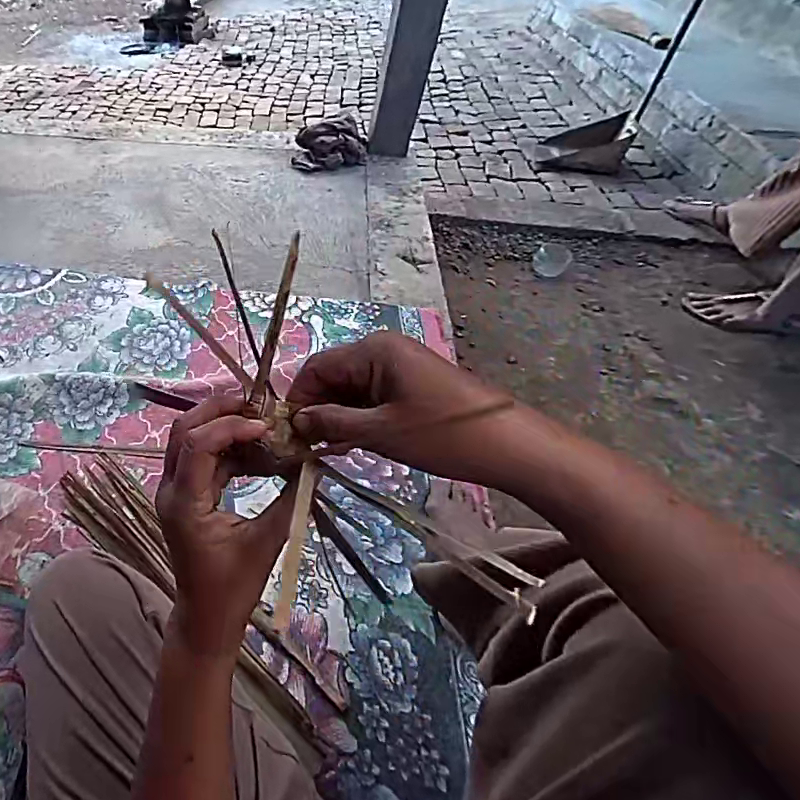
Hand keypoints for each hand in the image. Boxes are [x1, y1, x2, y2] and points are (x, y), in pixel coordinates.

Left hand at [157, 397, 300, 656]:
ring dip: (221, 425)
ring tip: (260, 423)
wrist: (206, 619)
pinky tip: (255, 449)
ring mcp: (174, 490)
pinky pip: (201, 457)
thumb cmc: (233, 588)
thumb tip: (310, 464)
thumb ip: (288, 500)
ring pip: (189, 438)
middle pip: (184, 429)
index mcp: (184, 502)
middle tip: (258, 406)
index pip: (197, 444)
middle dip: (218, 410)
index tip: (266, 426)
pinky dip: (225, 446)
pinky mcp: (185, 494)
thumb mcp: (265, 543)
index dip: (230, 426)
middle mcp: (171, 488)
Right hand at [286, 331, 517, 480]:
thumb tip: (297, 422)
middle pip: (333, 375)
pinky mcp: (412, 385)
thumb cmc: (444, 435)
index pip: (317, 366)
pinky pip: (372, 396)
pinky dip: (358, 418)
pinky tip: (349, 443)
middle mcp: (384, 350)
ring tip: (324, 449)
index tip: (286, 432)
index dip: (297, 398)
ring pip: (351, 388)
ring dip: (336, 416)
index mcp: (374, 350)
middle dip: (316, 408)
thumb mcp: (380, 431)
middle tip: (303, 446)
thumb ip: (332, 422)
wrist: (513, 447)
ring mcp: (400, 367)